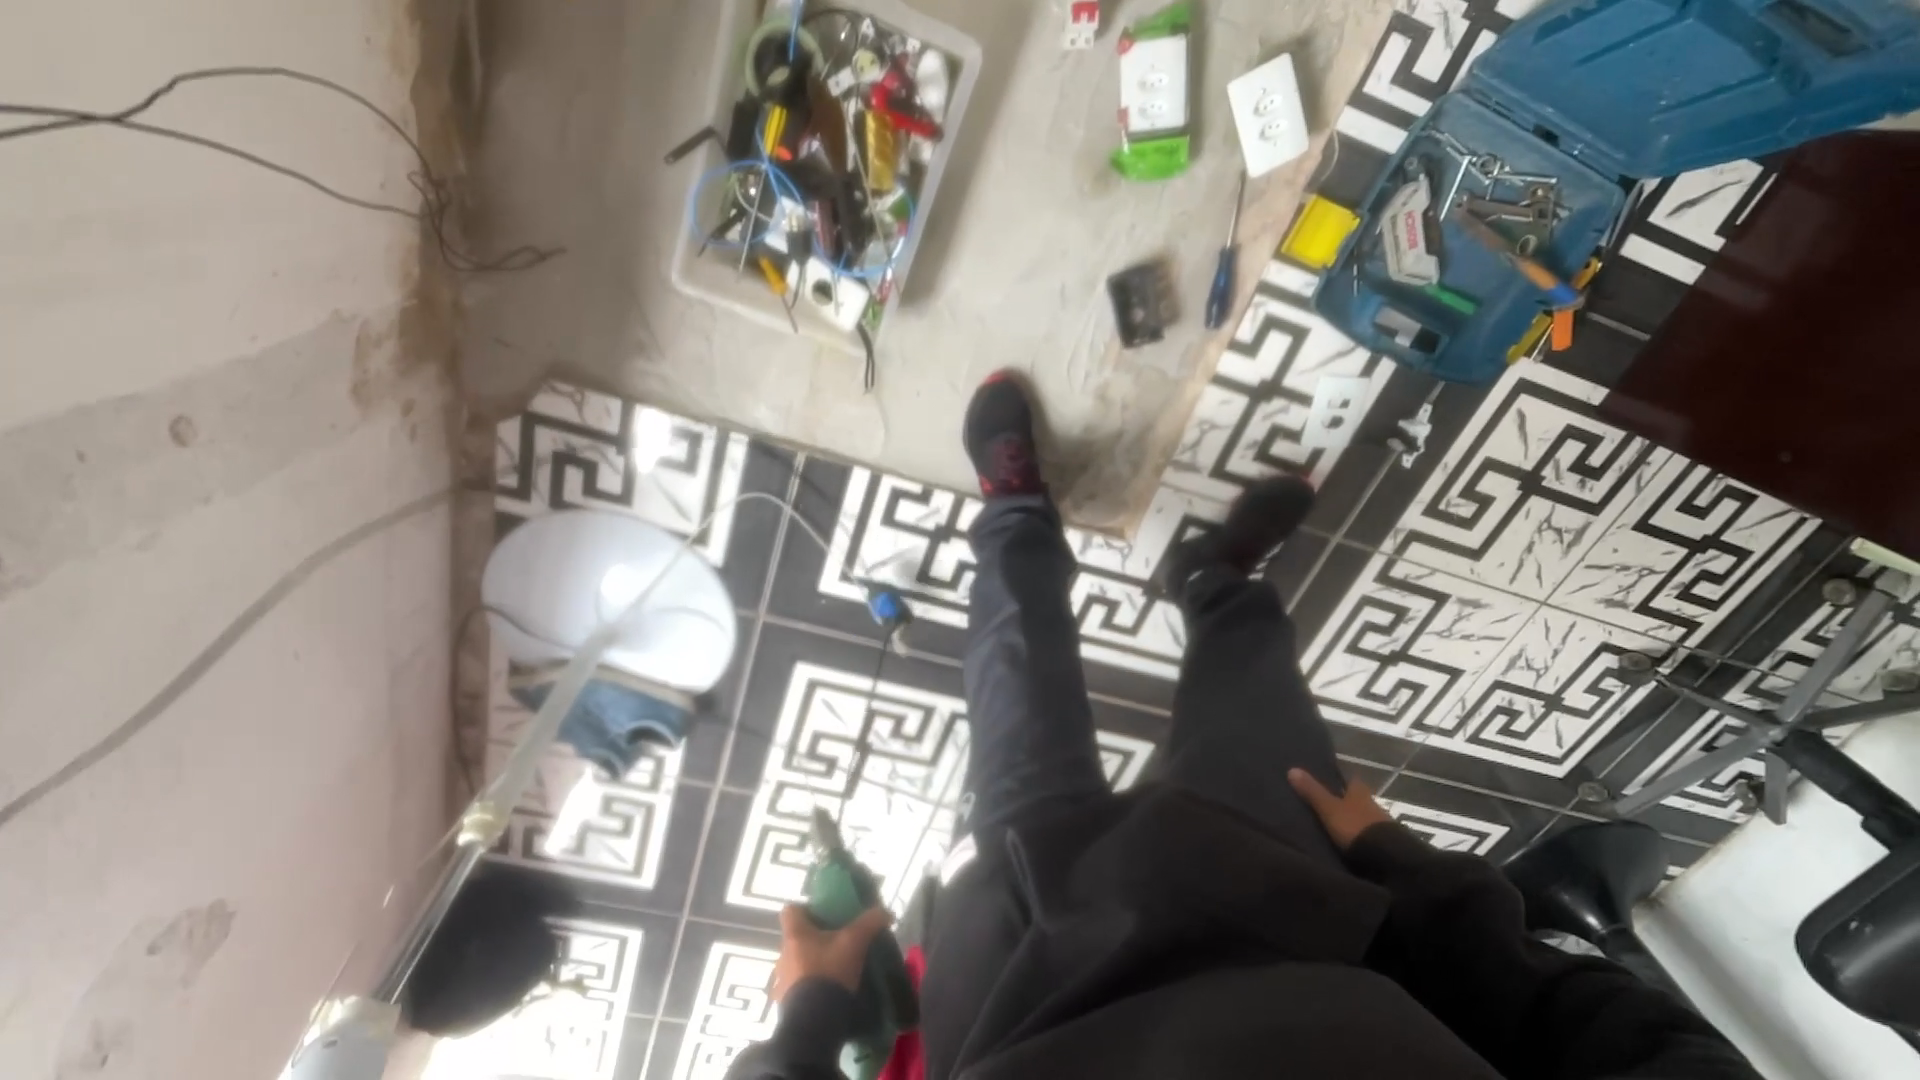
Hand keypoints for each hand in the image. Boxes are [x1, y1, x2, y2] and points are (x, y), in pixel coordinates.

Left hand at [771, 904, 891, 999]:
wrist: (814, 1022)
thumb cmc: (830, 972)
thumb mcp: (855, 943)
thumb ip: (870, 923)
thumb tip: (886, 912)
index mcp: (795, 935)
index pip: (790, 910)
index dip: (806, 910)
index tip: (823, 916)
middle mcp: (782, 955)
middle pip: (796, 939)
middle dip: (814, 941)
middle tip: (837, 946)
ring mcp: (781, 981)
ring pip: (795, 964)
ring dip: (810, 966)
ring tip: (833, 973)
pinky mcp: (784, 1004)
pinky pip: (796, 989)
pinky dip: (808, 990)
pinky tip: (826, 995)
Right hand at [1289, 768, 1393, 850]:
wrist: (1388, 857)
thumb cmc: (1355, 826)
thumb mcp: (1329, 809)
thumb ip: (1312, 792)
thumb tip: (1292, 769)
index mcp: (1360, 792)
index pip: (1352, 781)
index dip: (1343, 781)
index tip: (1331, 783)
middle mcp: (1374, 804)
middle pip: (1360, 799)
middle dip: (1348, 802)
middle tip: (1331, 807)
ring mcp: (1383, 824)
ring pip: (1367, 817)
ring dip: (1357, 820)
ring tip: (1340, 828)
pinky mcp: (1389, 843)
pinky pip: (1373, 835)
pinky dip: (1364, 837)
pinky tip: (1355, 843)